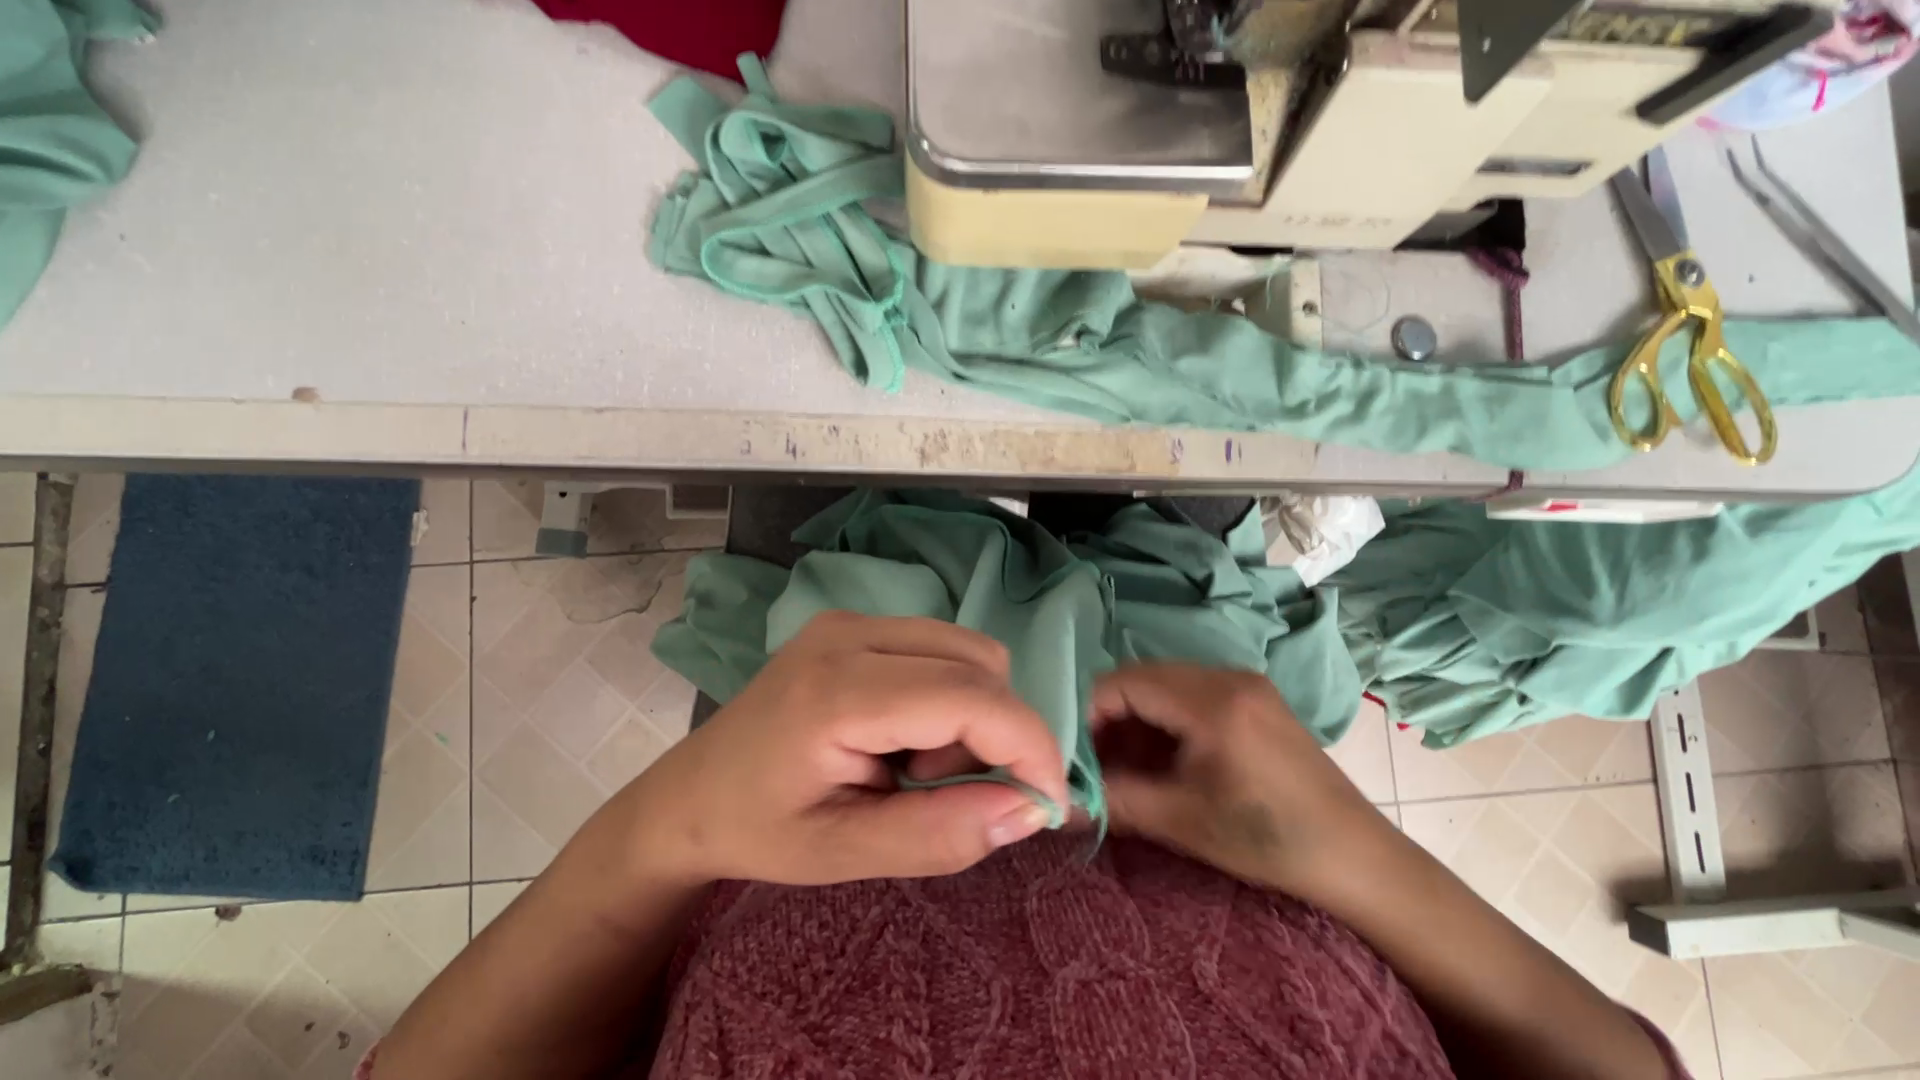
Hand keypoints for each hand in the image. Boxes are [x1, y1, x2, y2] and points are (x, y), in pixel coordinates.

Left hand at [626, 611, 1067, 886]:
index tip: (1047, 801)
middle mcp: (848, 634)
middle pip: (980, 663)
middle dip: (993, 734)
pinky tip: (904, 735)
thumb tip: (1029, 809)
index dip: (1028, 744)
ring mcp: (849, 620)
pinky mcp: (853, 623)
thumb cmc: (759, 830)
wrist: (691, 794)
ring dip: (973, 713)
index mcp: (836, 692)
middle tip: (942, 789)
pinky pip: (942, 647)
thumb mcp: (844, 855)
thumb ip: (939, 835)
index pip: (969, 696)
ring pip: (968, 650)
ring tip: (916, 766)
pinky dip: (951, 695)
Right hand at [1092, 663, 1384, 897]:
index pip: (1122, 682)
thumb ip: (1113, 802)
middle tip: (1094, 765)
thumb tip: (1055, 805)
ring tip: (1124, 769)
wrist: (1355, 857)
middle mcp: (1227, 677)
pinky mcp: (1255, 701)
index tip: (1072, 757)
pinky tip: (1162, 762)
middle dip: (1109, 719)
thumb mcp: (1180, 820)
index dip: (1086, 715)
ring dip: (1137, 723)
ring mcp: (1246, 685)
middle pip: (1142, 679)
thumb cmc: (1267, 838)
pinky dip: (1166, 724)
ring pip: (1166, 687)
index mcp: (1211, 700)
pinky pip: (1192, 697)